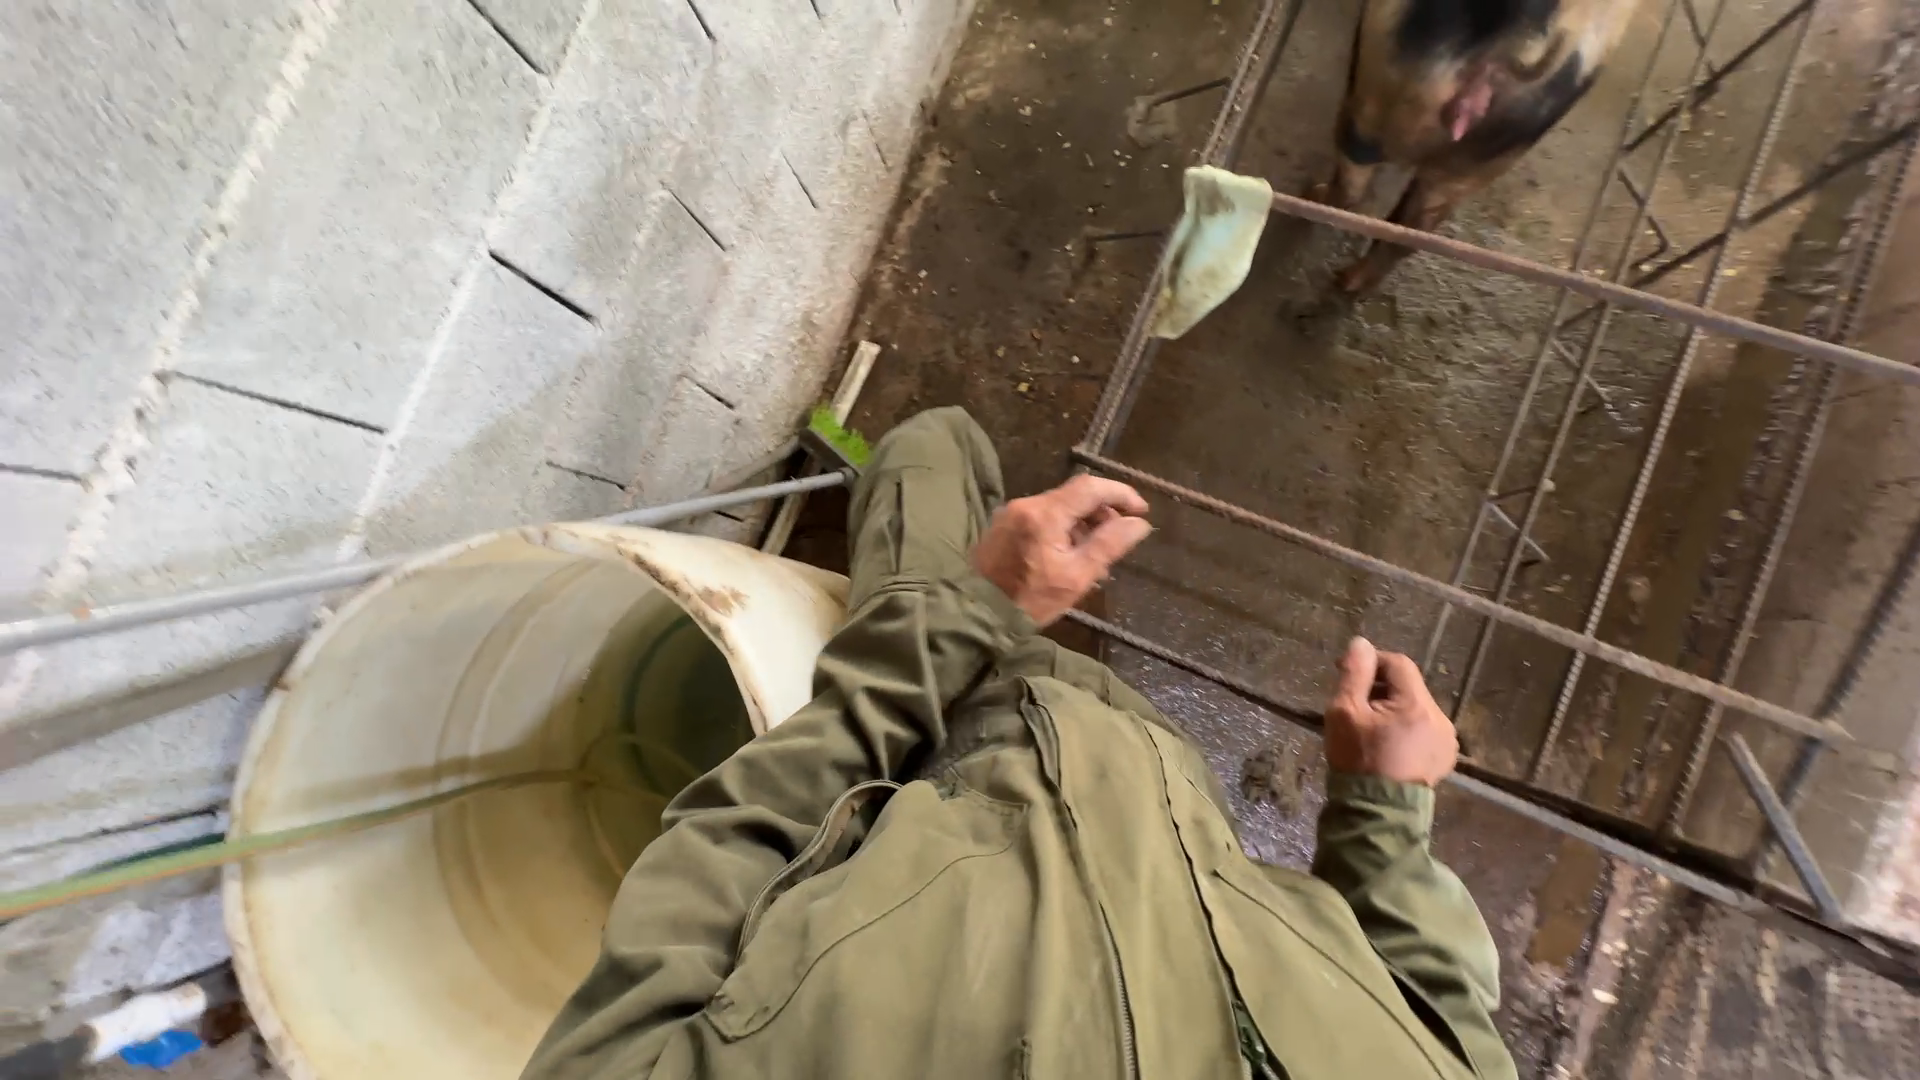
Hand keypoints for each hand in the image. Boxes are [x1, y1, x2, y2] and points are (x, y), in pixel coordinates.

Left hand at [971, 475, 1151, 626]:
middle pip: (1073, 494)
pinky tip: (1069, 552)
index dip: (1120, 494)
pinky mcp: (1002, 525)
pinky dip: (1061, 527)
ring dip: (1082, 521)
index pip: (1091, 487)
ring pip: (1057, 506)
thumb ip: (1109, 545)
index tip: (1141, 510)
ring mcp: (1010, 513)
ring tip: (1095, 551)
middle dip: (1101, 510)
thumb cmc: (1030, 600)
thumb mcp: (1076, 577)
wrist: (977, 613)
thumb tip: (1139, 523)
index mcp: (1044, 513)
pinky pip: (1040, 516)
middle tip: (1119, 536)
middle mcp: (1026, 504)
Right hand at [1323, 637, 1457, 786]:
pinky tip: (1387, 742)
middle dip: (1380, 688)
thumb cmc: (1357, 758)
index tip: (1347, 675)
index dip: (1371, 662)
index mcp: (1417, 706)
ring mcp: (1447, 740)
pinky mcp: (1445, 756)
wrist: (1376, 810)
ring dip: (1392, 707)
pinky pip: (1423, 726)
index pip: (1398, 664)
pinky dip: (1404, 725)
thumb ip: (1354, 673)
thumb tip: (1361, 643)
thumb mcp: (1344, 712)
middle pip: (1408, 685)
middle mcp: (1440, 719)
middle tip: (1353, 705)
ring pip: (1415, 706)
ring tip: (1368, 726)